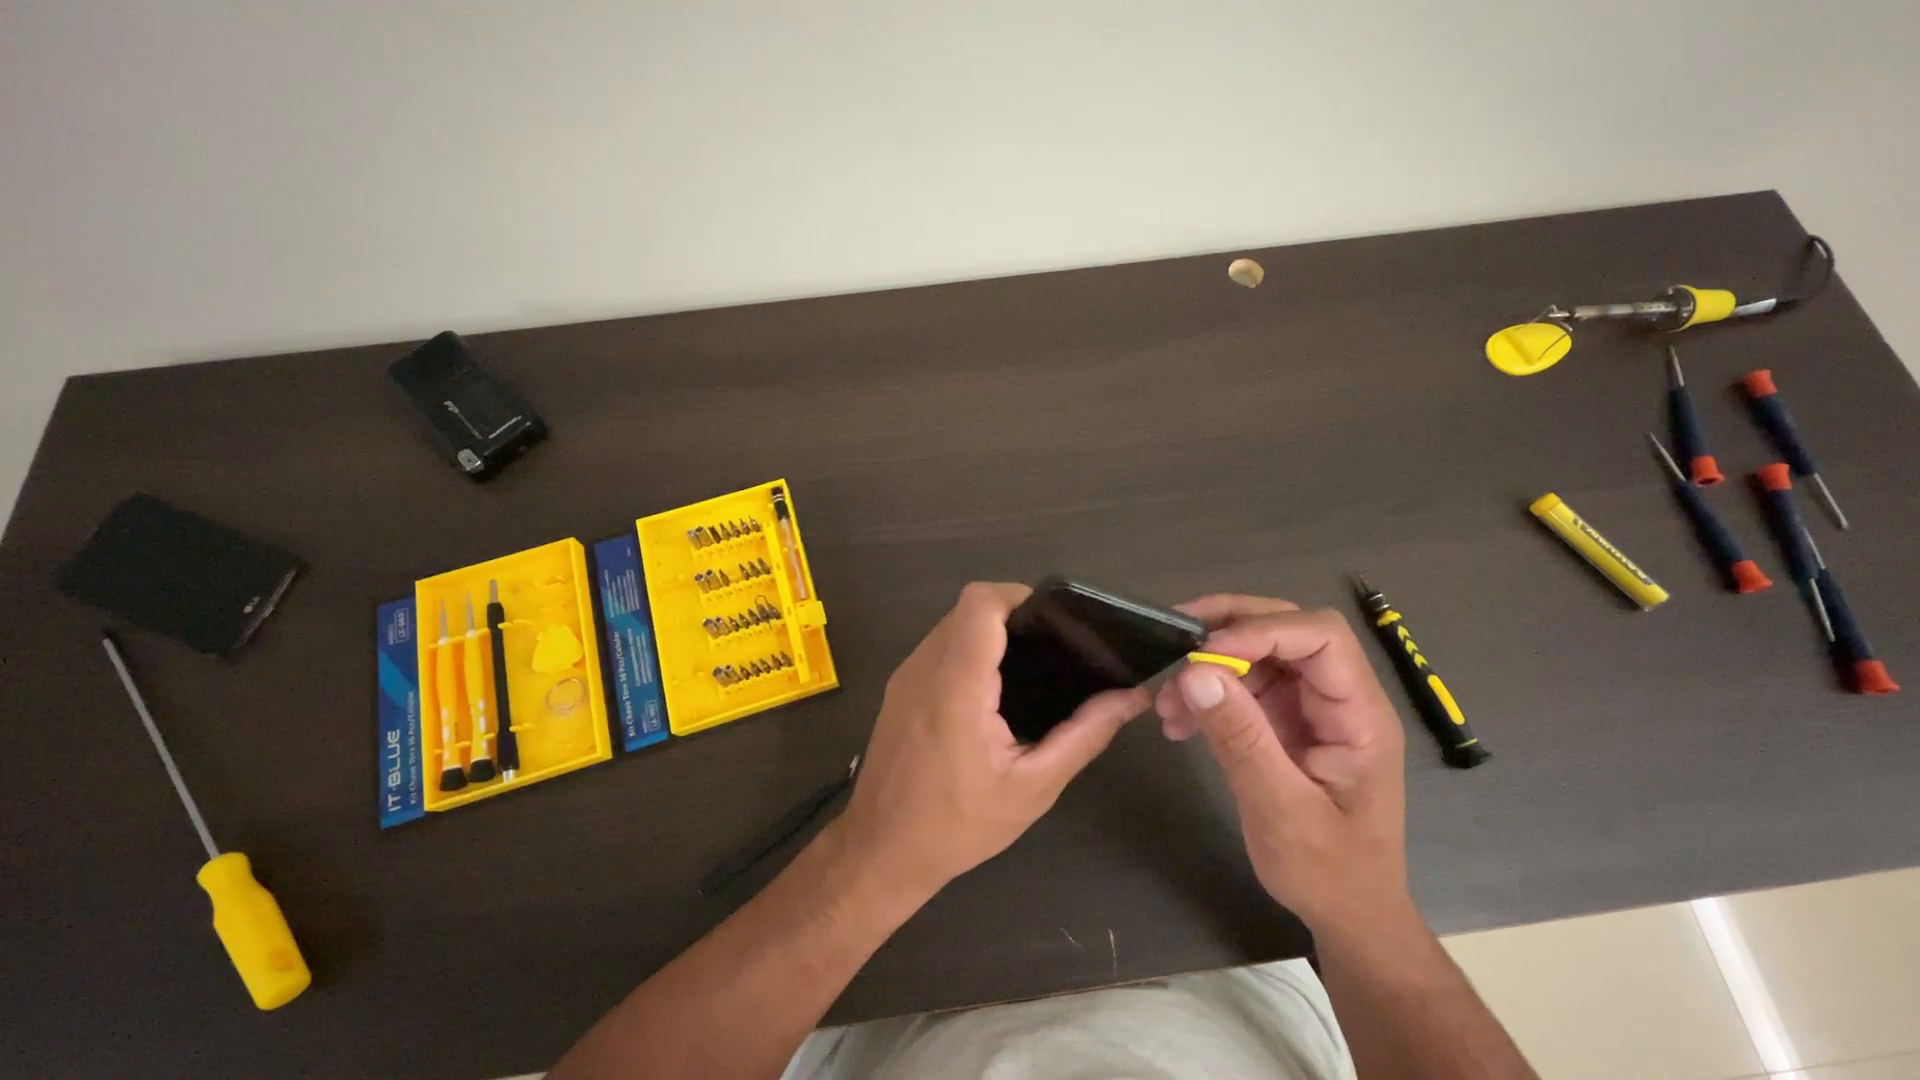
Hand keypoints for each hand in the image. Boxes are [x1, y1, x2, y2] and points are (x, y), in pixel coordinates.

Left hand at [837, 582, 1149, 896]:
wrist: (882, 852)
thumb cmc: (958, 824)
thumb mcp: (1033, 786)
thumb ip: (1084, 735)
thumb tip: (1130, 697)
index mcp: (957, 685)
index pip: (982, 603)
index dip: (1020, 598)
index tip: (1057, 624)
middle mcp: (925, 667)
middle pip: (969, 609)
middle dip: (1014, 616)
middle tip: (1056, 651)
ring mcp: (905, 676)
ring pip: (952, 625)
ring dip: (990, 634)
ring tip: (1033, 670)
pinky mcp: (898, 689)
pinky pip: (938, 648)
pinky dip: (969, 652)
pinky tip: (997, 692)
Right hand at [1154, 595, 1411, 934]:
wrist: (1348, 916)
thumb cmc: (1329, 873)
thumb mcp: (1281, 810)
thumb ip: (1241, 739)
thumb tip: (1196, 672)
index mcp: (1359, 715)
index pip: (1320, 638)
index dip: (1262, 630)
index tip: (1204, 653)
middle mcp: (1339, 699)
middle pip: (1290, 631)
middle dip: (1230, 628)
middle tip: (1173, 639)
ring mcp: (1312, 709)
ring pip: (1261, 654)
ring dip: (1210, 666)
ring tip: (1166, 702)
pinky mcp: (1287, 724)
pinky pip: (1246, 688)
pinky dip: (1210, 695)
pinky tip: (1178, 722)